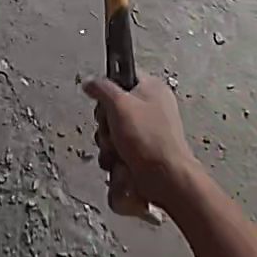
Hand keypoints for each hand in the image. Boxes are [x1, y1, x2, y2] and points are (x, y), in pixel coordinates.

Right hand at [83, 72, 198, 214]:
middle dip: (105, 124)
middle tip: (112, 131)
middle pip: (112, 108)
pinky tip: (121, 162)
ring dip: (108, 144)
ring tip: (118, 151)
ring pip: (112, 131)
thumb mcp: (119, 104)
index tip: (105, 102)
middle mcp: (150, 108)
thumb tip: (90, 81)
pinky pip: (118, 149)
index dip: (108, 89)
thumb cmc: (148, 139)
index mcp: (151, 88)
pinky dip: (115, 157)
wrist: (166, 179)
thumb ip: (101, 88)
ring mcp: (146, 131)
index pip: (121, 77)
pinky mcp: (142, 151)